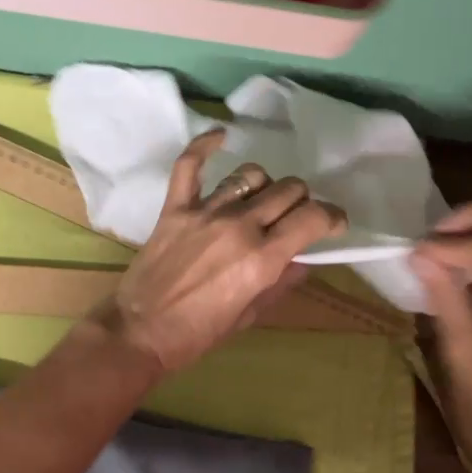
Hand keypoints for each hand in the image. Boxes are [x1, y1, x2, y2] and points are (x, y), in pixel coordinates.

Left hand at [97, 130, 345, 372]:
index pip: (312, 218)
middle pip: (288, 190)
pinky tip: (220, 137)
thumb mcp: (247, 316)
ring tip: (260, 201)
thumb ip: (278, 284)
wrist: (138, 333)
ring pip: (251, 175)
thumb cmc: (196, 335)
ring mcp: (205, 213)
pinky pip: (190, 165)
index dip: (331, 217)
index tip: (332, 224)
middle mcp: (239, 227)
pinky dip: (205, 146)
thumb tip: (302, 260)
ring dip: (264, 186)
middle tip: (293, 219)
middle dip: (301, 202)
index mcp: (262, 259)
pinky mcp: (174, 209)